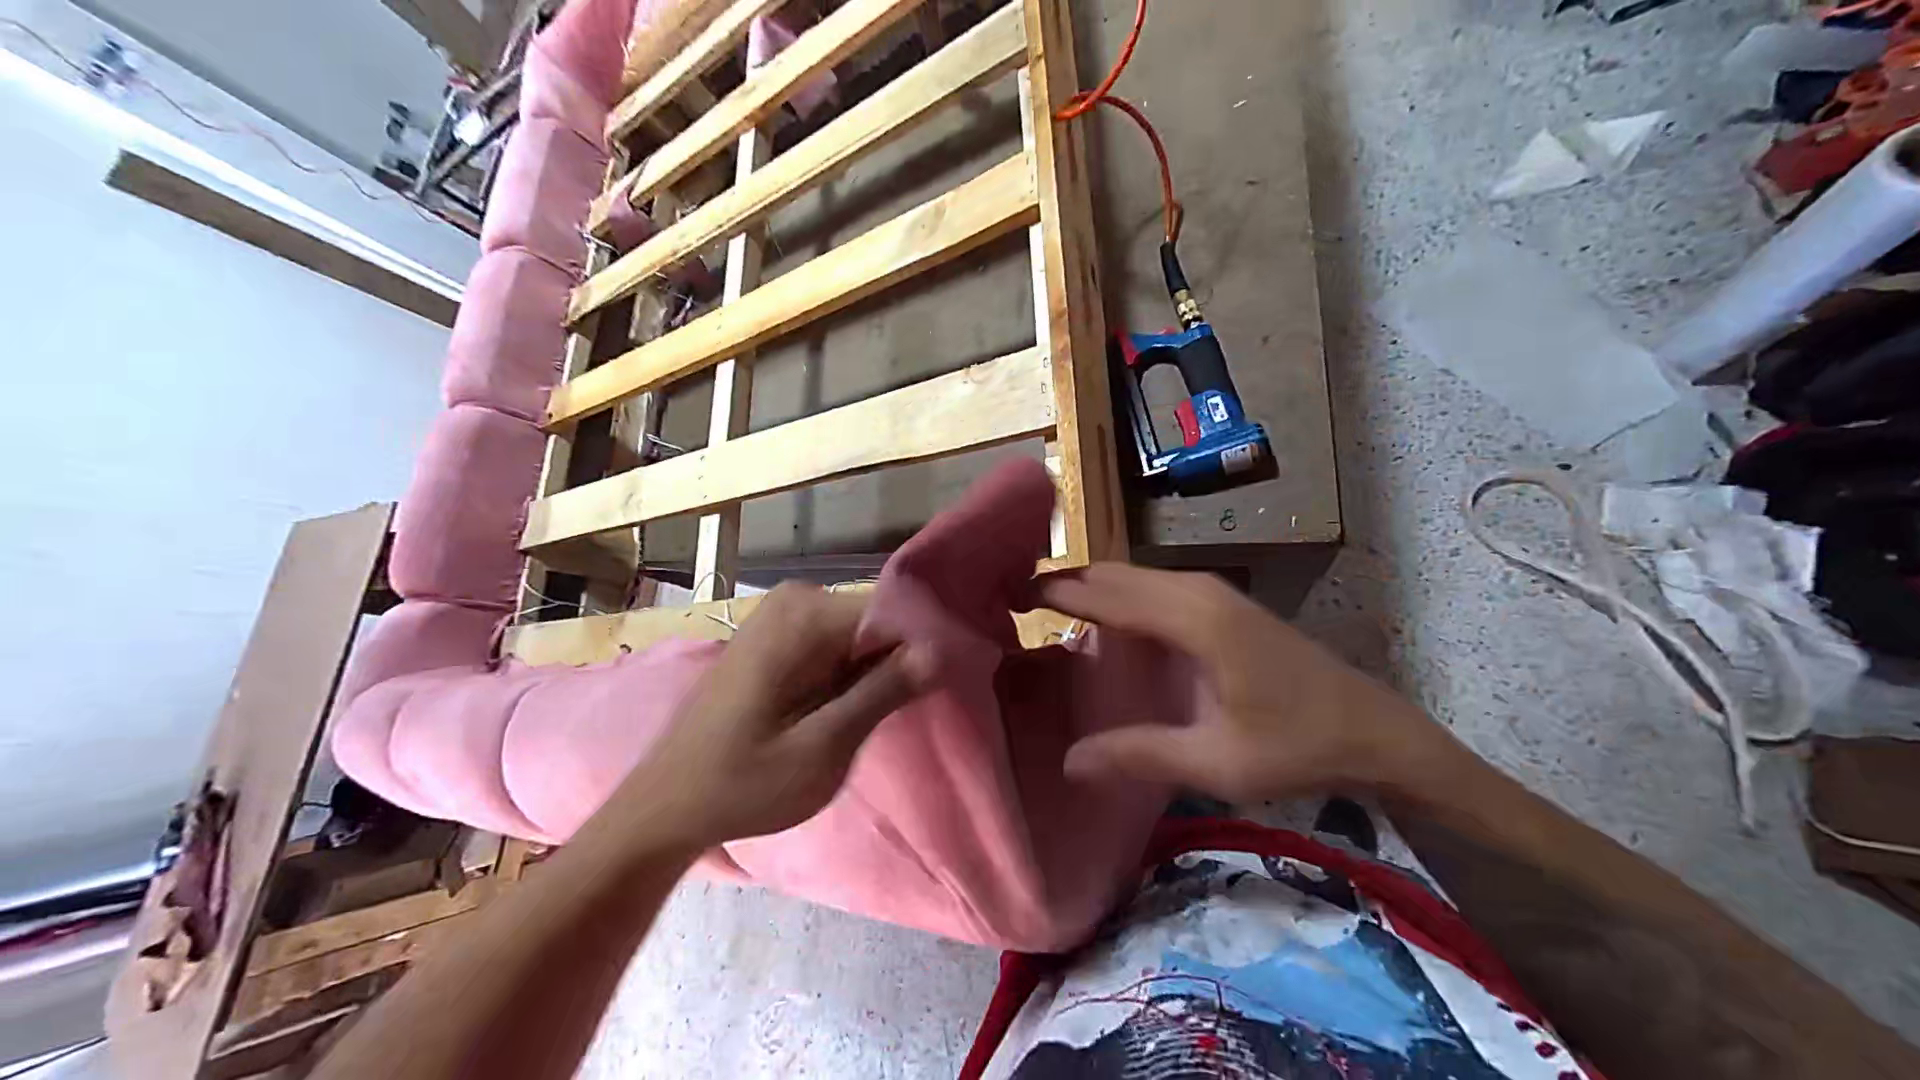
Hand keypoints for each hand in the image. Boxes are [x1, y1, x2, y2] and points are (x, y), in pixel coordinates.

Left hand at [613, 584, 930, 850]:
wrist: (666, 804)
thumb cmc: (743, 783)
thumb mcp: (822, 748)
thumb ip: (882, 693)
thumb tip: (940, 650)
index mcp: (806, 615)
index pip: (894, 613)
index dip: (921, 651)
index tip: (937, 692)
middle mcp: (795, 599)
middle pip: (876, 622)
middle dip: (895, 665)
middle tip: (897, 717)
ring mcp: (782, 614)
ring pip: (858, 634)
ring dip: (873, 673)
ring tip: (870, 719)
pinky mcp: (776, 635)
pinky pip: (834, 642)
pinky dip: (848, 674)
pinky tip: (843, 710)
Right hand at [1039, 563, 1464, 803]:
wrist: (1376, 730)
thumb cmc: (1298, 745)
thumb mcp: (1216, 761)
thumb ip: (1139, 755)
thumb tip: (1069, 762)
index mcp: (1194, 620)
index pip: (1106, 595)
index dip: (1056, 592)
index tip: (1009, 594)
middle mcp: (1198, 591)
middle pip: (1115, 574)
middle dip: (1066, 582)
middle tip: (1015, 602)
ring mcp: (1212, 591)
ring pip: (1133, 577)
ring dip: (1092, 587)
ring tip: (1047, 609)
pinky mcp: (1220, 603)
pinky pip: (1153, 588)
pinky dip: (1119, 597)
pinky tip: (1103, 625)